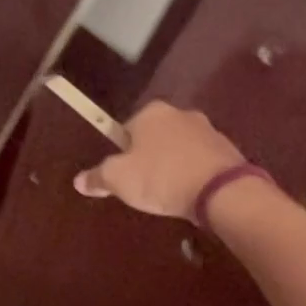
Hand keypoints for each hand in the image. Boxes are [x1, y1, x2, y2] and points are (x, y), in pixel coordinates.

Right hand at [73, 102, 247, 221]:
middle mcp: (179, 113)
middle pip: (153, 137)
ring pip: (178, 148)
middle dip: (147, 157)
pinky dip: (192, 173)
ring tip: (167, 192)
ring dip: (171, 165)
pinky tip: (189, 192)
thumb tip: (79, 181)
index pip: (125, 129)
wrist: (221, 190)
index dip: (120, 153)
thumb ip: (97, 177)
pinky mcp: (227, 149)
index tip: (121, 175)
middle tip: (142, 185)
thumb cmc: (161, 177)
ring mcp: (207, 129)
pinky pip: (199, 160)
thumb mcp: (118, 179)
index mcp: (151, 113)